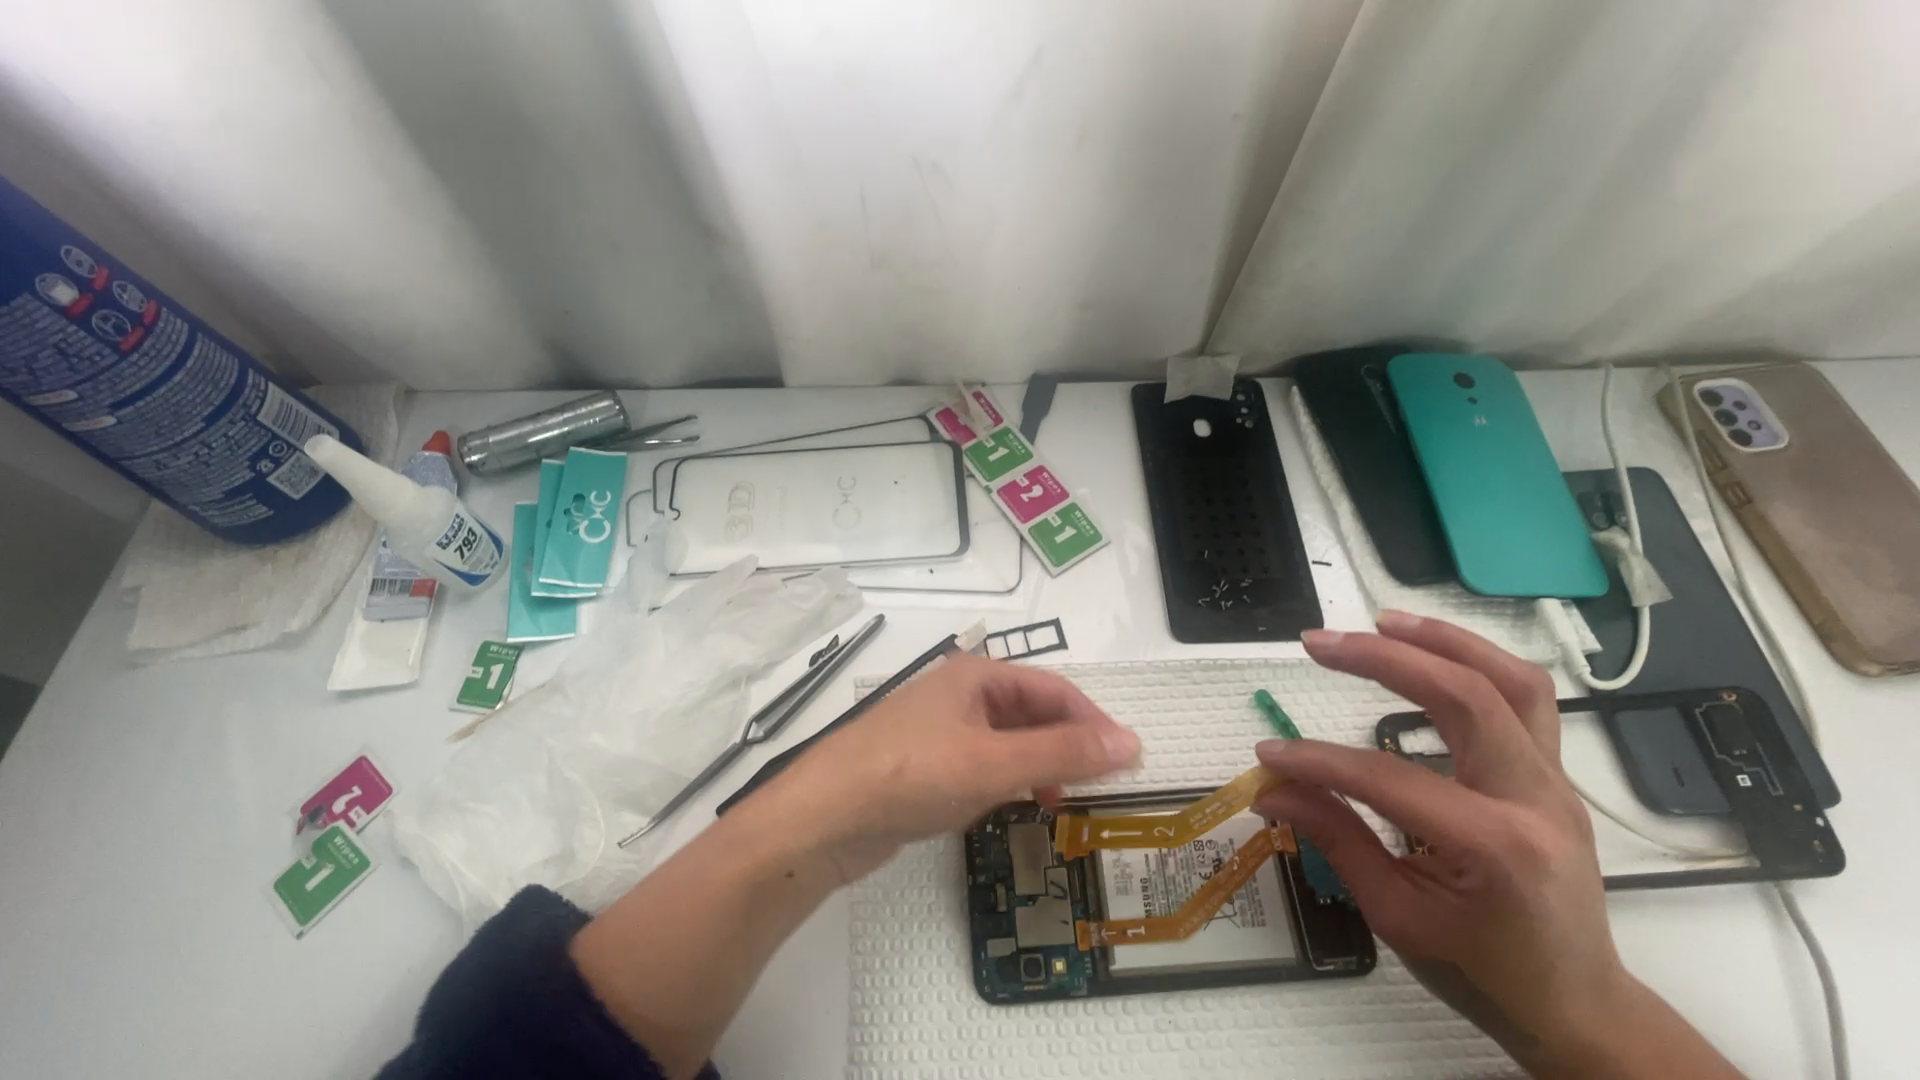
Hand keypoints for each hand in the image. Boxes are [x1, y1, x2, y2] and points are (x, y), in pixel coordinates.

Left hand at [765, 651, 1140, 879]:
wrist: (824, 816)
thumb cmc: (911, 775)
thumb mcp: (994, 763)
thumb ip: (1063, 753)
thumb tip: (1131, 743)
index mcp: (976, 676)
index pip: (1054, 690)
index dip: (1093, 722)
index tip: (1125, 763)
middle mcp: (959, 695)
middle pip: (1031, 714)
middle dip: (1065, 747)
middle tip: (1096, 789)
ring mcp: (939, 731)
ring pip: (1006, 743)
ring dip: (1036, 768)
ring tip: (1055, 804)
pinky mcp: (923, 766)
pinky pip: (980, 766)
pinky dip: (1004, 783)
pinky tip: (1006, 809)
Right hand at [1255, 612, 1740, 1077]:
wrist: (1575, 1004)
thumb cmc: (1482, 971)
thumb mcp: (1395, 913)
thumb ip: (1335, 837)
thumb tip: (1272, 788)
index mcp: (1496, 847)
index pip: (1390, 779)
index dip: (1318, 760)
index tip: (1269, 753)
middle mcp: (1537, 799)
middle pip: (1467, 697)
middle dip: (1386, 659)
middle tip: (1320, 642)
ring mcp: (1556, 782)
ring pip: (1511, 681)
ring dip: (1444, 641)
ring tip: (1382, 620)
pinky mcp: (1554, 774)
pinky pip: (1526, 699)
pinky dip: (1477, 662)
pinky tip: (1432, 652)